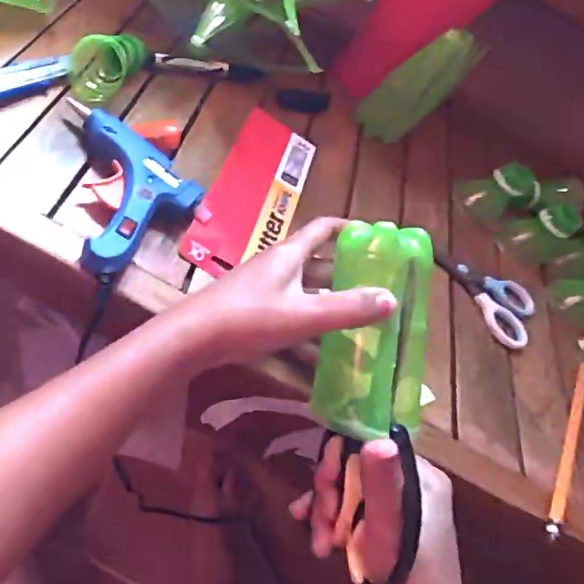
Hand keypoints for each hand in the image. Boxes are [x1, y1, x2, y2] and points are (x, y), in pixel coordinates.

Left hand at [173, 217, 395, 369]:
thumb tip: (392, 297)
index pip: (323, 229)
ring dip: (332, 304)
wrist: (191, 338)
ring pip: (305, 293)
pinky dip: (310, 328)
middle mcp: (275, 267)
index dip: (351, 229)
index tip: (379, 238)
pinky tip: (329, 354)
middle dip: (350, 274)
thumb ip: (346, 308)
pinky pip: (291, 316)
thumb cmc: (247, 318)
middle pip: (319, 263)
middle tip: (384, 288)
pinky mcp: (253, 313)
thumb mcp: (302, 315)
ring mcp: (262, 290)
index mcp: (288, 255)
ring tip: (366, 322)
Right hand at [288, 437, 470, 583]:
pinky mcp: (387, 523)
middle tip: (319, 518)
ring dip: (325, 510)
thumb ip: (380, 480)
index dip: (337, 457)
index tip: (323, 483)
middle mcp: (411, 483)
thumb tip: (377, 440)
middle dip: (328, 491)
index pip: (368, 440)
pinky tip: (317, 541)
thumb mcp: (386, 525)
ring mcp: (398, 504)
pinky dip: (330, 521)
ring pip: (345, 487)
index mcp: (420, 476)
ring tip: (318, 540)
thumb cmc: (408, 574)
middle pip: (352, 466)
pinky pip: (349, 507)